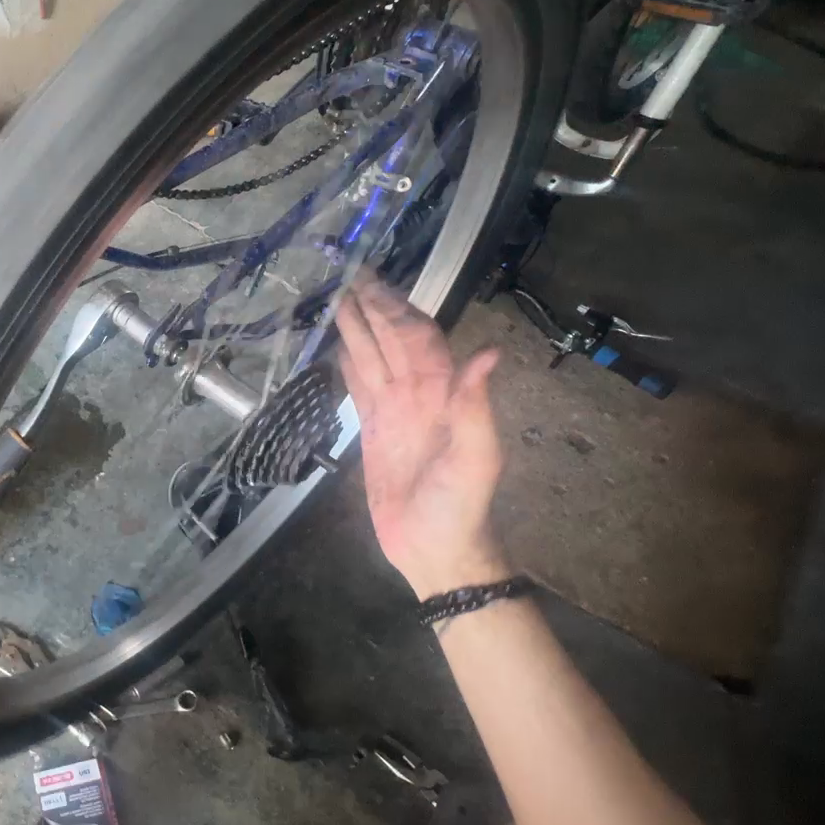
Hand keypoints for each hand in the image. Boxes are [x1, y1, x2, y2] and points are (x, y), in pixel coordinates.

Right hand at [336, 274, 510, 598]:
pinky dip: (349, 362)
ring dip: (357, 328)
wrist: (435, 549)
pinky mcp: (372, 429)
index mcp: (441, 394)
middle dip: (372, 308)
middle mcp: (416, 393)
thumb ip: (476, 407)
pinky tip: (339, 345)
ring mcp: (393, 410)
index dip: (394, 310)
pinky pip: (360, 386)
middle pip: (391, 340)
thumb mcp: (477, 459)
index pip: (415, 339)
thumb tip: (486, 353)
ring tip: (338, 299)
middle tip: (349, 276)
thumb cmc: (460, 506)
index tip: (371, 283)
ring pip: (372, 357)